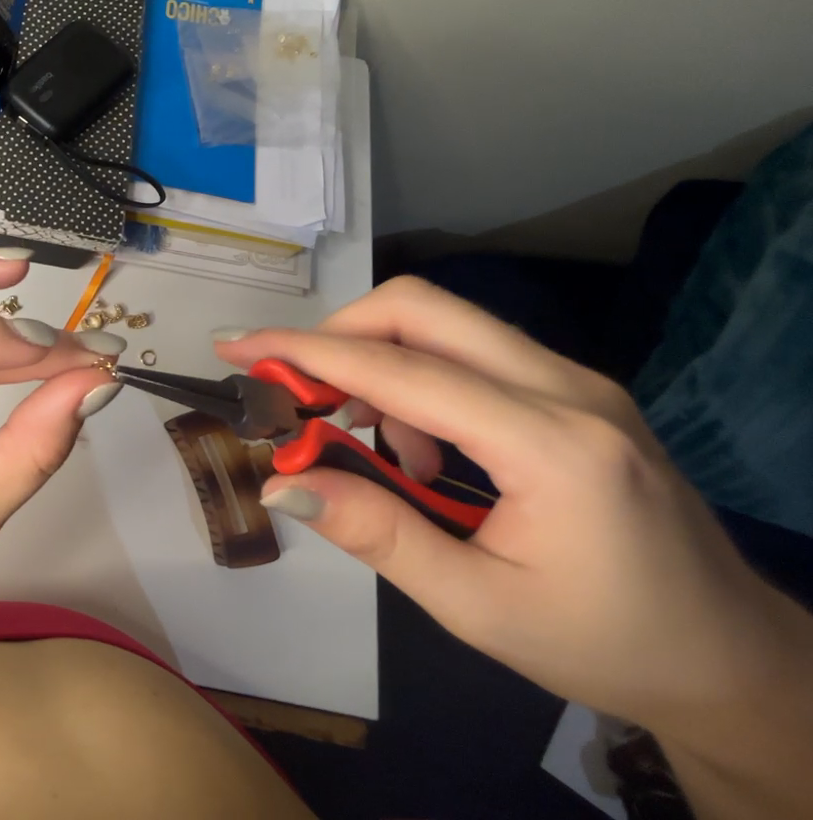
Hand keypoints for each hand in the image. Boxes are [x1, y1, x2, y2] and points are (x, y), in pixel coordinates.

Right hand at [215, 277, 812, 736]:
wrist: (736, 661)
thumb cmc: (604, 642)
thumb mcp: (474, 605)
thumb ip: (374, 534)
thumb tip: (278, 483)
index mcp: (549, 445)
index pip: (398, 369)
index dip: (303, 352)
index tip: (233, 347)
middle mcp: (567, 390)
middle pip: (420, 309)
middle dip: (334, 334)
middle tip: (287, 389)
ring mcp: (576, 384)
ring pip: (442, 322)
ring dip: (371, 360)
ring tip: (356, 440)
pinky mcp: (573, 394)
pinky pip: (467, 353)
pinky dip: (410, 379)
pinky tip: (412, 450)